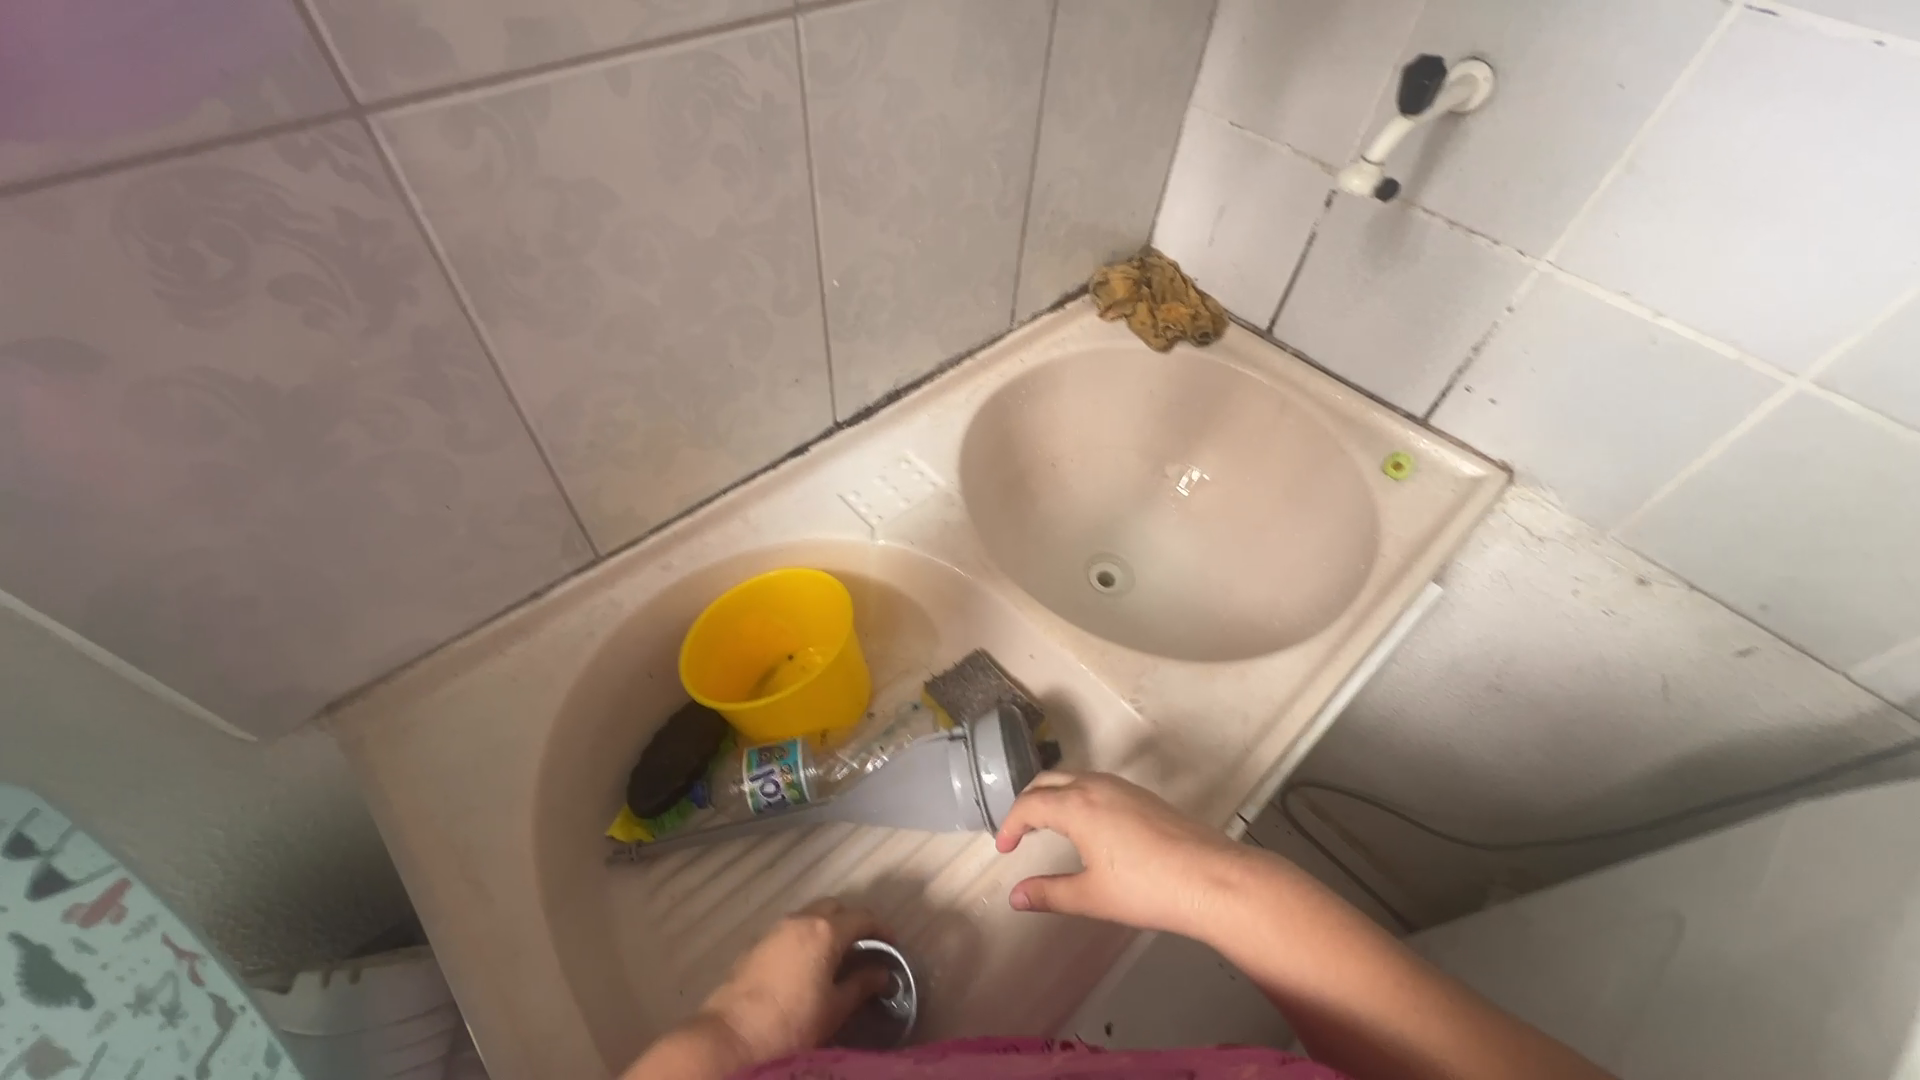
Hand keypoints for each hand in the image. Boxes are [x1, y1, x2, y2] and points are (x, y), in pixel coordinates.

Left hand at [697, 898, 891, 1064]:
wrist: (731, 1036)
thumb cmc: (790, 1024)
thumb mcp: (834, 1009)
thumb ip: (862, 985)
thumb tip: (883, 973)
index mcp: (825, 930)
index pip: (863, 917)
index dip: (881, 929)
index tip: (892, 946)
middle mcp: (801, 919)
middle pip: (835, 907)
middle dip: (852, 922)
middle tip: (864, 948)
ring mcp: (776, 929)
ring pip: (810, 915)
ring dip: (827, 928)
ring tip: (836, 957)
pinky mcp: (757, 943)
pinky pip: (791, 929)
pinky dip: (806, 937)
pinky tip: (807, 965)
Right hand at [994, 771, 1260, 936]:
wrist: (1211, 878)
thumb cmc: (1147, 889)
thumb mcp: (1091, 896)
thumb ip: (1049, 893)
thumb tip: (1015, 896)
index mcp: (1077, 806)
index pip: (1030, 804)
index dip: (1010, 824)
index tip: (1003, 847)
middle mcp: (1095, 785)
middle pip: (1047, 781)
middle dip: (1027, 802)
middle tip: (1018, 830)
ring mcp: (1121, 786)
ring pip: (1073, 777)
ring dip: (1052, 794)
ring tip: (1046, 823)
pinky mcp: (1141, 794)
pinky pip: (1094, 783)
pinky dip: (1075, 794)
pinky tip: (1085, 822)